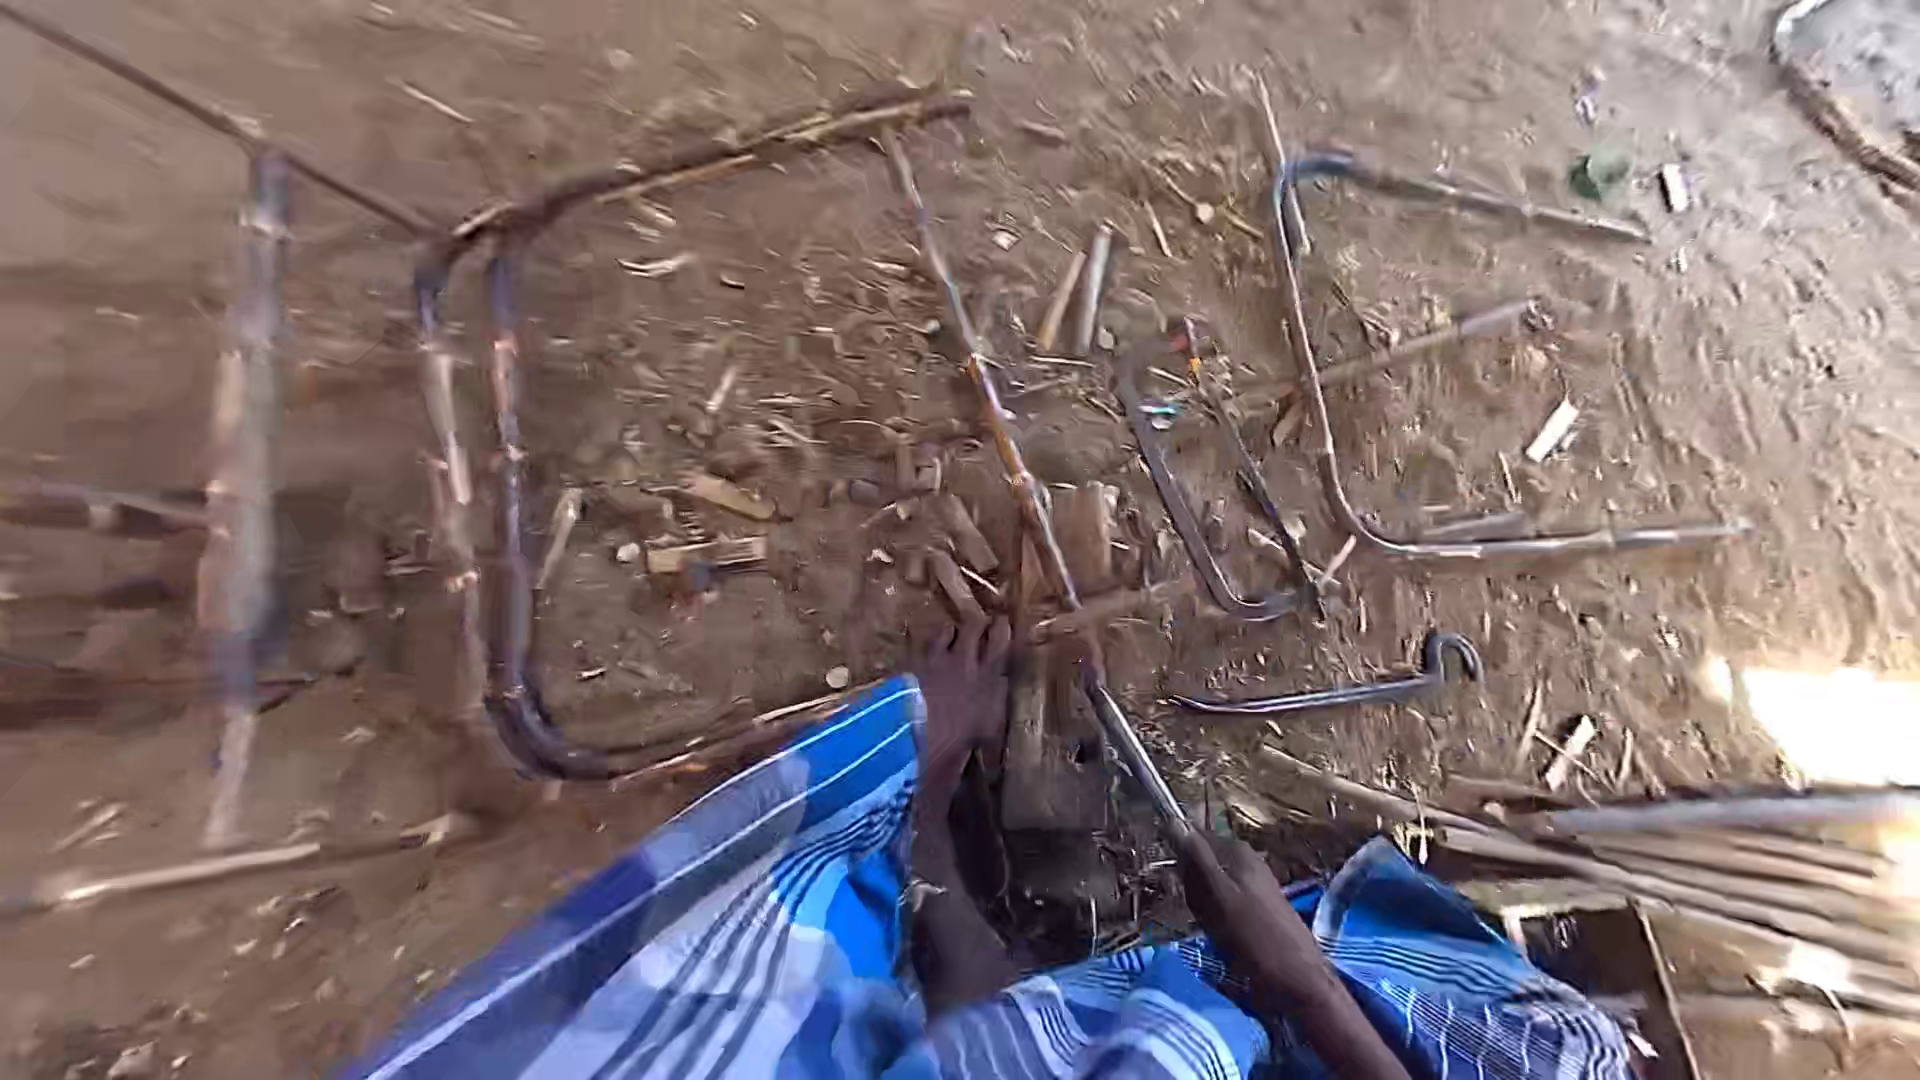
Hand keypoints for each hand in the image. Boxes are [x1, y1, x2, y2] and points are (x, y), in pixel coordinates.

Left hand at [910, 617, 1010, 810]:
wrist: (923, 732)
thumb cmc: (961, 739)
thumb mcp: (987, 732)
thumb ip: (993, 716)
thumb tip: (998, 714)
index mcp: (990, 678)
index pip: (1002, 644)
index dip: (1004, 629)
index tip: (1004, 622)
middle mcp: (969, 661)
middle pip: (976, 629)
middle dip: (981, 622)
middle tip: (983, 620)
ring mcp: (942, 658)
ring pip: (952, 630)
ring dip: (956, 628)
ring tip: (956, 629)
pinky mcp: (921, 661)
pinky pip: (932, 641)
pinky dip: (937, 638)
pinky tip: (935, 641)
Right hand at [1176, 832, 1413, 1079]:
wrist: (1300, 986)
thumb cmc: (1253, 937)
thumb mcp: (1215, 893)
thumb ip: (1194, 854)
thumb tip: (1172, 818)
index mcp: (1236, 848)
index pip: (1192, 833)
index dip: (1178, 853)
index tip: (1173, 877)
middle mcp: (1247, 859)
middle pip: (1201, 859)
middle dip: (1190, 880)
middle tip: (1193, 906)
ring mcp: (1256, 882)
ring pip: (1212, 882)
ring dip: (1202, 900)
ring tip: (1206, 923)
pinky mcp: (1261, 906)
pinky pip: (1225, 900)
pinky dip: (1217, 914)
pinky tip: (1221, 934)